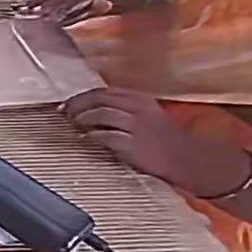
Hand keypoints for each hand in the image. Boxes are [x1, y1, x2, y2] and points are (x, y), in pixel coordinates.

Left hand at [63, 88, 251, 196]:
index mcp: (142, 100)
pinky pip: (108, 136)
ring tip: (73, 123)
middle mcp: (140, 109)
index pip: (105, 91)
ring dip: (82, 117)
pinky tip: (85, 138)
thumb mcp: (145, 115)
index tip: (66, 103)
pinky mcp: (135, 145)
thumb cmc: (160, 138)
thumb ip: (122, 108)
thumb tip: (86, 107)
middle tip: (63, 112)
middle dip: (77, 104)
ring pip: (102, 113)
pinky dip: (92, 135)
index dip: (82, 96)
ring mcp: (138, 127)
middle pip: (100, 98)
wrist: (187, 160)